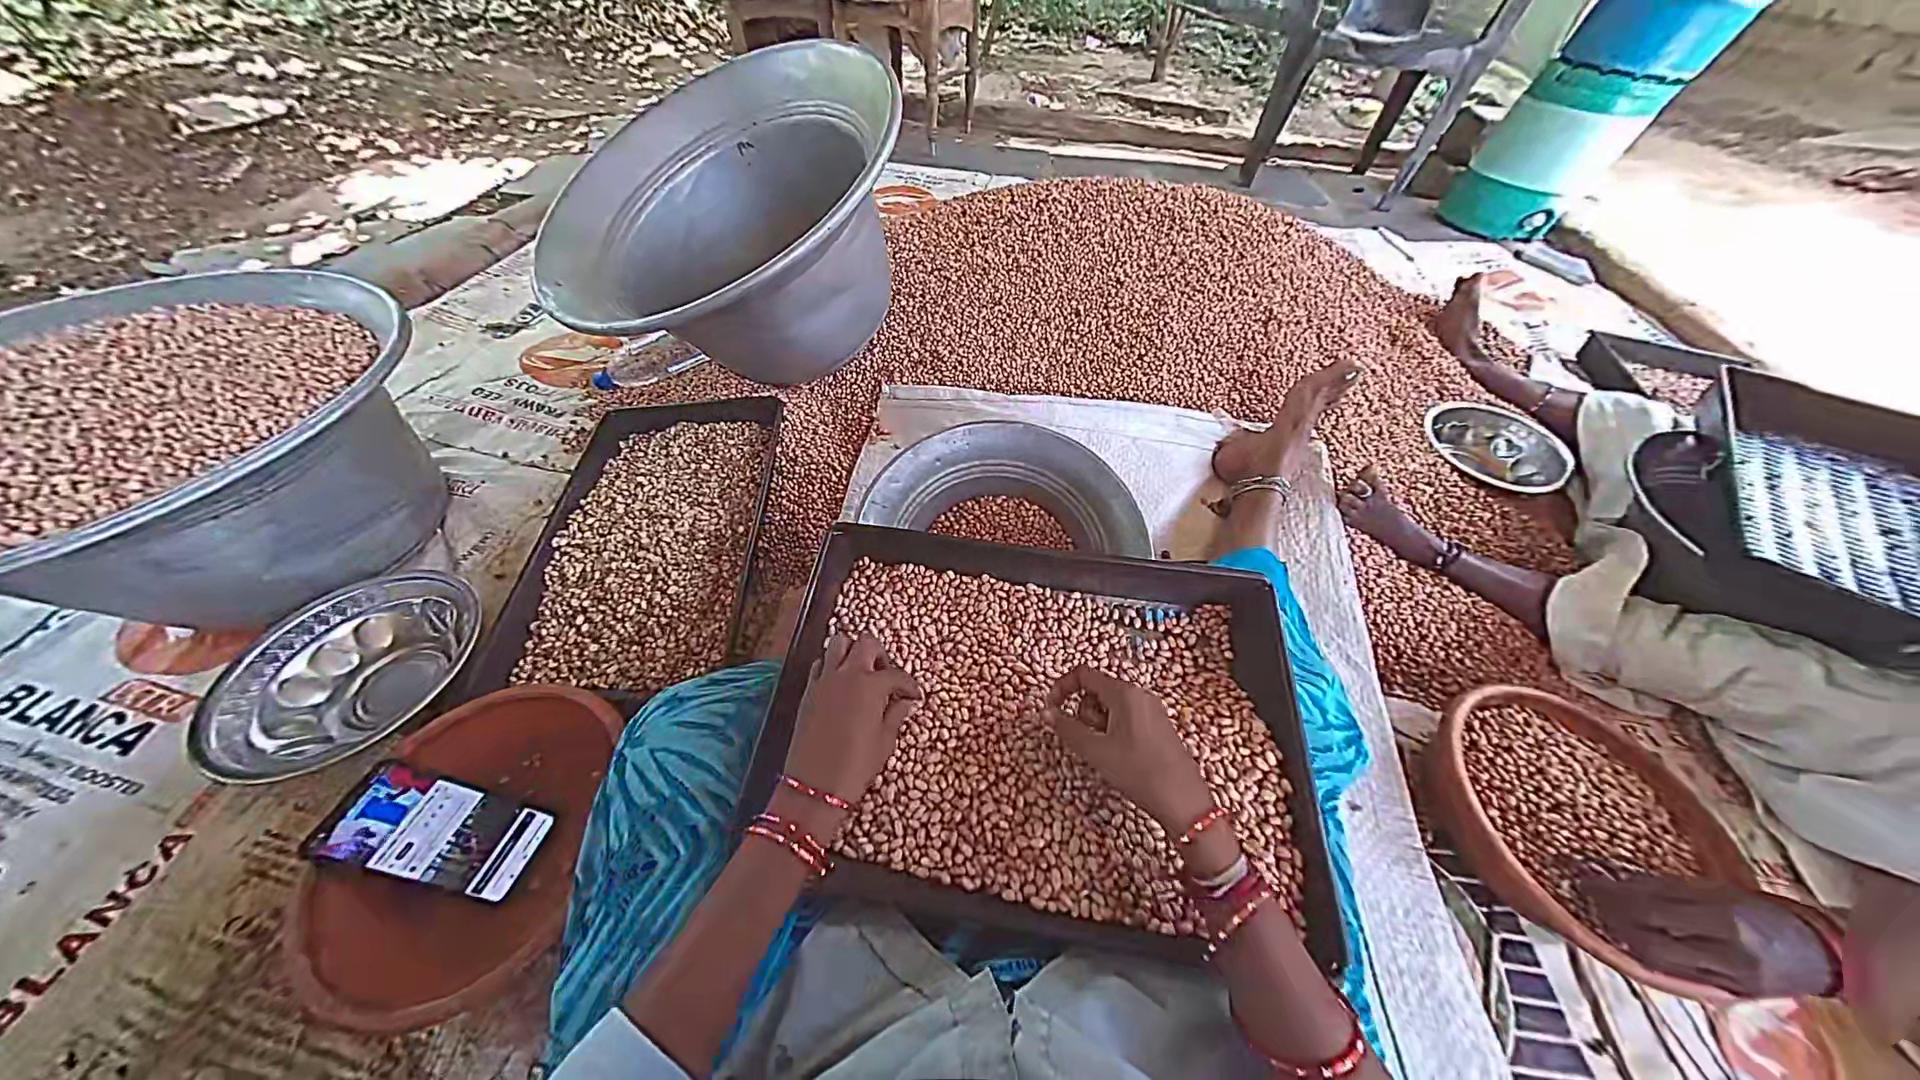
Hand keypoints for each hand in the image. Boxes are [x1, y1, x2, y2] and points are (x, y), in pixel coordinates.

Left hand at [783, 633, 922, 809]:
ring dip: (853, 652)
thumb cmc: (855, 766)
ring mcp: (824, 680)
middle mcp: (847, 674)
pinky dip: (831, 666)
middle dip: (880, 654)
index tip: (913, 695)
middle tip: (886, 675)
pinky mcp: (808, 691)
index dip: (909, 685)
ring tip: (862, 674)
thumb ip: (895, 714)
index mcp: (871, 685)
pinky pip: (820, 664)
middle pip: (866, 642)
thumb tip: (904, 702)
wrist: (814, 786)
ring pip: (838, 643)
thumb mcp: (884, 741)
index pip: (896, 674)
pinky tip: (840, 685)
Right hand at [1044, 666, 1212, 831]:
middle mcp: (1139, 694)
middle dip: (1084, 714)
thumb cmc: (1137, 771)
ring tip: (1107, 752)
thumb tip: (1046, 712)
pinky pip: (1126, 718)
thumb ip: (1067, 728)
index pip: (1083, 674)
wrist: (1182, 800)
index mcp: (1124, 693)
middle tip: (1091, 741)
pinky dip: (1114, 732)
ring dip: (1099, 726)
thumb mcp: (1095, 750)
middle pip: (1097, 691)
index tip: (1052, 710)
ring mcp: (1151, 710)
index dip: (1062, 688)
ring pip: (1110, 707)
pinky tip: (1121, 757)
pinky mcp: (1158, 726)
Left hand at [1581, 874, 1839, 998]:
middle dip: (1609, 916)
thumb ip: (1665, 887)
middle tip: (1585, 896)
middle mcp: (1729, 952)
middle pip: (1649, 937)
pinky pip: (1674, 975)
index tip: (1584, 877)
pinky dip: (1644, 956)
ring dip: (1620, 937)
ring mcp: (1730, 977)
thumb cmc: (1765, 913)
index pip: (1651, 906)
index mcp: (1727, 918)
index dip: (1612, 893)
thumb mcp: (1716, 890)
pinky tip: (1626, 940)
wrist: (1824, 956)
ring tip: (1598, 915)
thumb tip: (1613, 875)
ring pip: (1657, 959)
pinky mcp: (1730, 993)